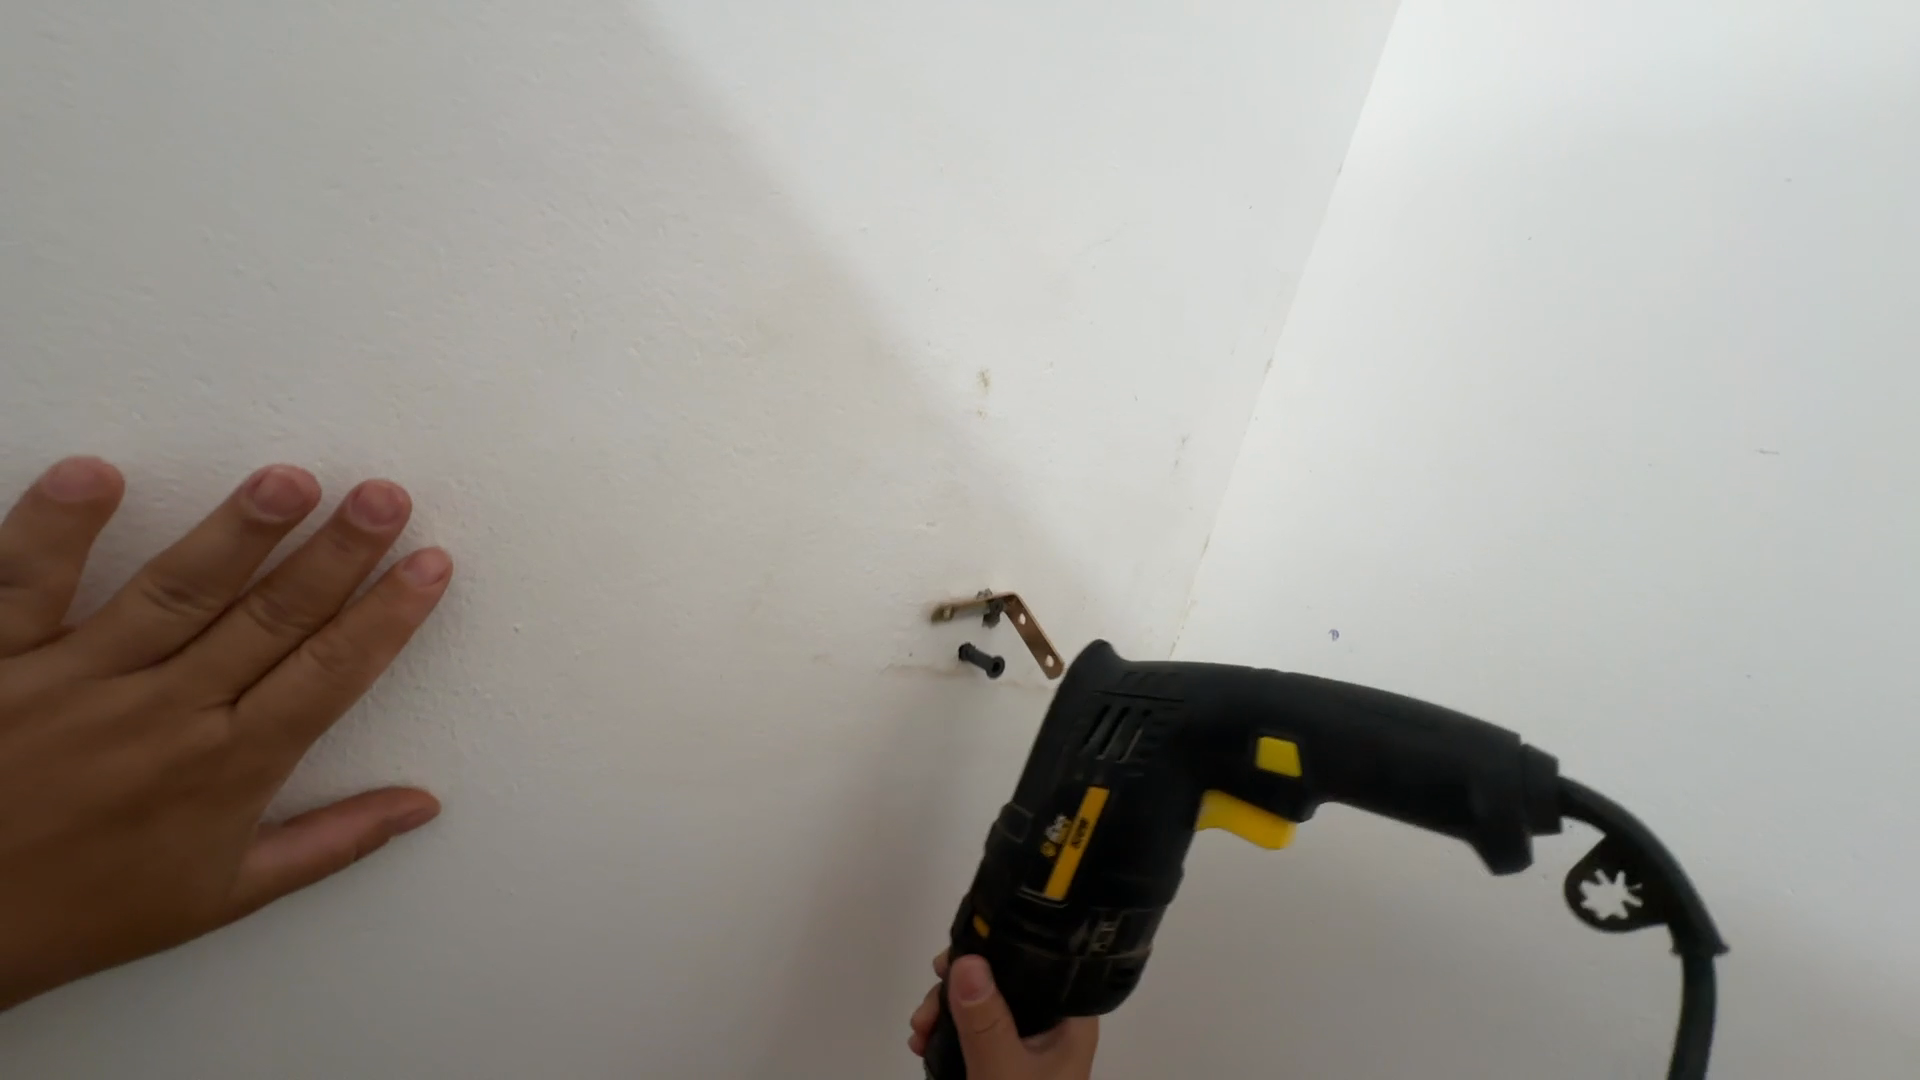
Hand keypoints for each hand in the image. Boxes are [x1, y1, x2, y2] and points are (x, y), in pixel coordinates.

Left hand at [0, 457, 451, 1009]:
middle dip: (339, 552)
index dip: (390, 614)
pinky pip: (15, 590)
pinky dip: (52, 533)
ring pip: (175, 594)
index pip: (333, 671)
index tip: (432, 564)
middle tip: (384, 497)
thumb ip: (334, 842)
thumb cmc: (72, 915)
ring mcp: (68, 685)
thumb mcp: (221, 896)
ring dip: (237, 533)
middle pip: (273, 617)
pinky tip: (96, 475)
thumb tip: (424, 806)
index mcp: (228, 766)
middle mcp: (162, 716)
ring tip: (288, 480)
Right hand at [908, 950, 1098, 1078]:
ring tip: (918, 1030)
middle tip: (926, 1006)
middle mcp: (1052, 1024)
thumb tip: (967, 960)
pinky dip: (948, 1031)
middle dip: (955, 987)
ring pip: (982, 1004)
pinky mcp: (1008, 1063)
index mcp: (1068, 1019)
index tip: (950, 959)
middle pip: (1000, 980)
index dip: (992, 950)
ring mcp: (1029, 1044)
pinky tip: (924, 1041)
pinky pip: (975, 1030)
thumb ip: (984, 1021)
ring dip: (945, 1010)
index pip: (1033, 960)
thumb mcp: (1001, 1073)